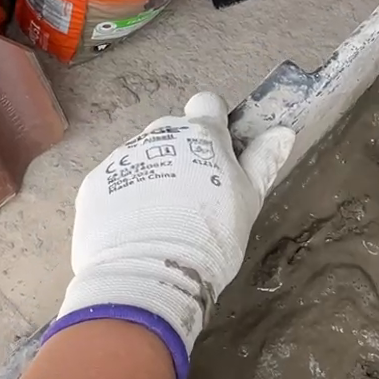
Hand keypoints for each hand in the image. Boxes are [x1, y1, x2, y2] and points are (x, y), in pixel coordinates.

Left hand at [46, 93, 294, 378]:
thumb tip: (283, 131)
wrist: (146, 275)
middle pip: (173, 132)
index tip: (218, 153)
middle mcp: (158, 134)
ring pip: (142, 156)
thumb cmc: (210, 236)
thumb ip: (263, 162)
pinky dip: (124, 200)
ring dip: (153, 176)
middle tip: (191, 198)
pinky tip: (134, 231)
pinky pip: (114, 182)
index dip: (213, 123)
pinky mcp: (95, 183)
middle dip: (182, 155)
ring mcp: (122, 157)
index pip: (207, 103)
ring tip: (160, 220)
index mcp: (201, 133)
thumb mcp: (249, 201)